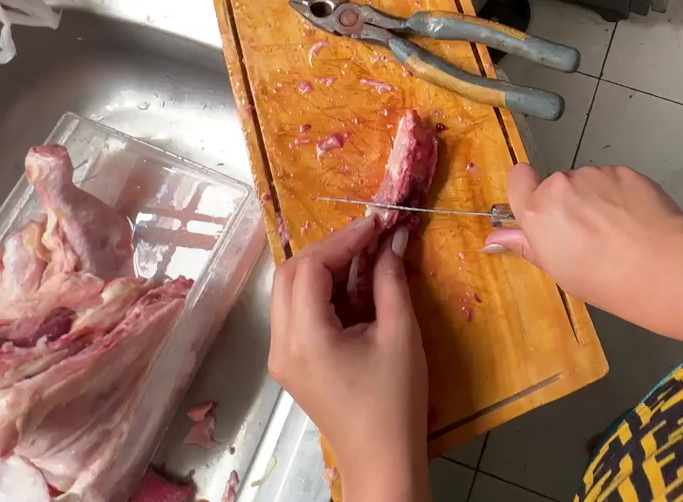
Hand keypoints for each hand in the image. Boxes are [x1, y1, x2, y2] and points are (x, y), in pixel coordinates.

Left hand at [268, 218, 429, 501]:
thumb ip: (390, 279)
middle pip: (290, 273)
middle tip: (369, 236)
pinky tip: (351, 280)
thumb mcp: (400, 332)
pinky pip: (296, 307)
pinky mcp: (291, 360)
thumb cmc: (395, 398)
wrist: (382, 458)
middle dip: (329, 246)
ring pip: (288, 288)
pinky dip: (320, 285)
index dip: (343, 238)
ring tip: (363, 252)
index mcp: (306, 338)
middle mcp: (282, 344)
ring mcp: (282, 354)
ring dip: (323, 264)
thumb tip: (392, 238)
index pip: (311, 267)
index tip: (377, 224)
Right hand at [484, 164, 682, 314]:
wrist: (661, 265)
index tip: (543, 210)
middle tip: (589, 235)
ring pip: (588, 182)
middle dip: (569, 203)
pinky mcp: (625, 170)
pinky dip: (621, 195)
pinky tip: (636, 220)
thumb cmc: (603, 279)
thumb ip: (527, 245)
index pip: (518, 177)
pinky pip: (614, 180)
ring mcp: (595, 173)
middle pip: (558, 185)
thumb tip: (493, 238)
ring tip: (618, 231)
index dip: (528, 190)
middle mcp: (562, 183)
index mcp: (538, 210)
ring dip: (596, 198)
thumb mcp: (558, 271)